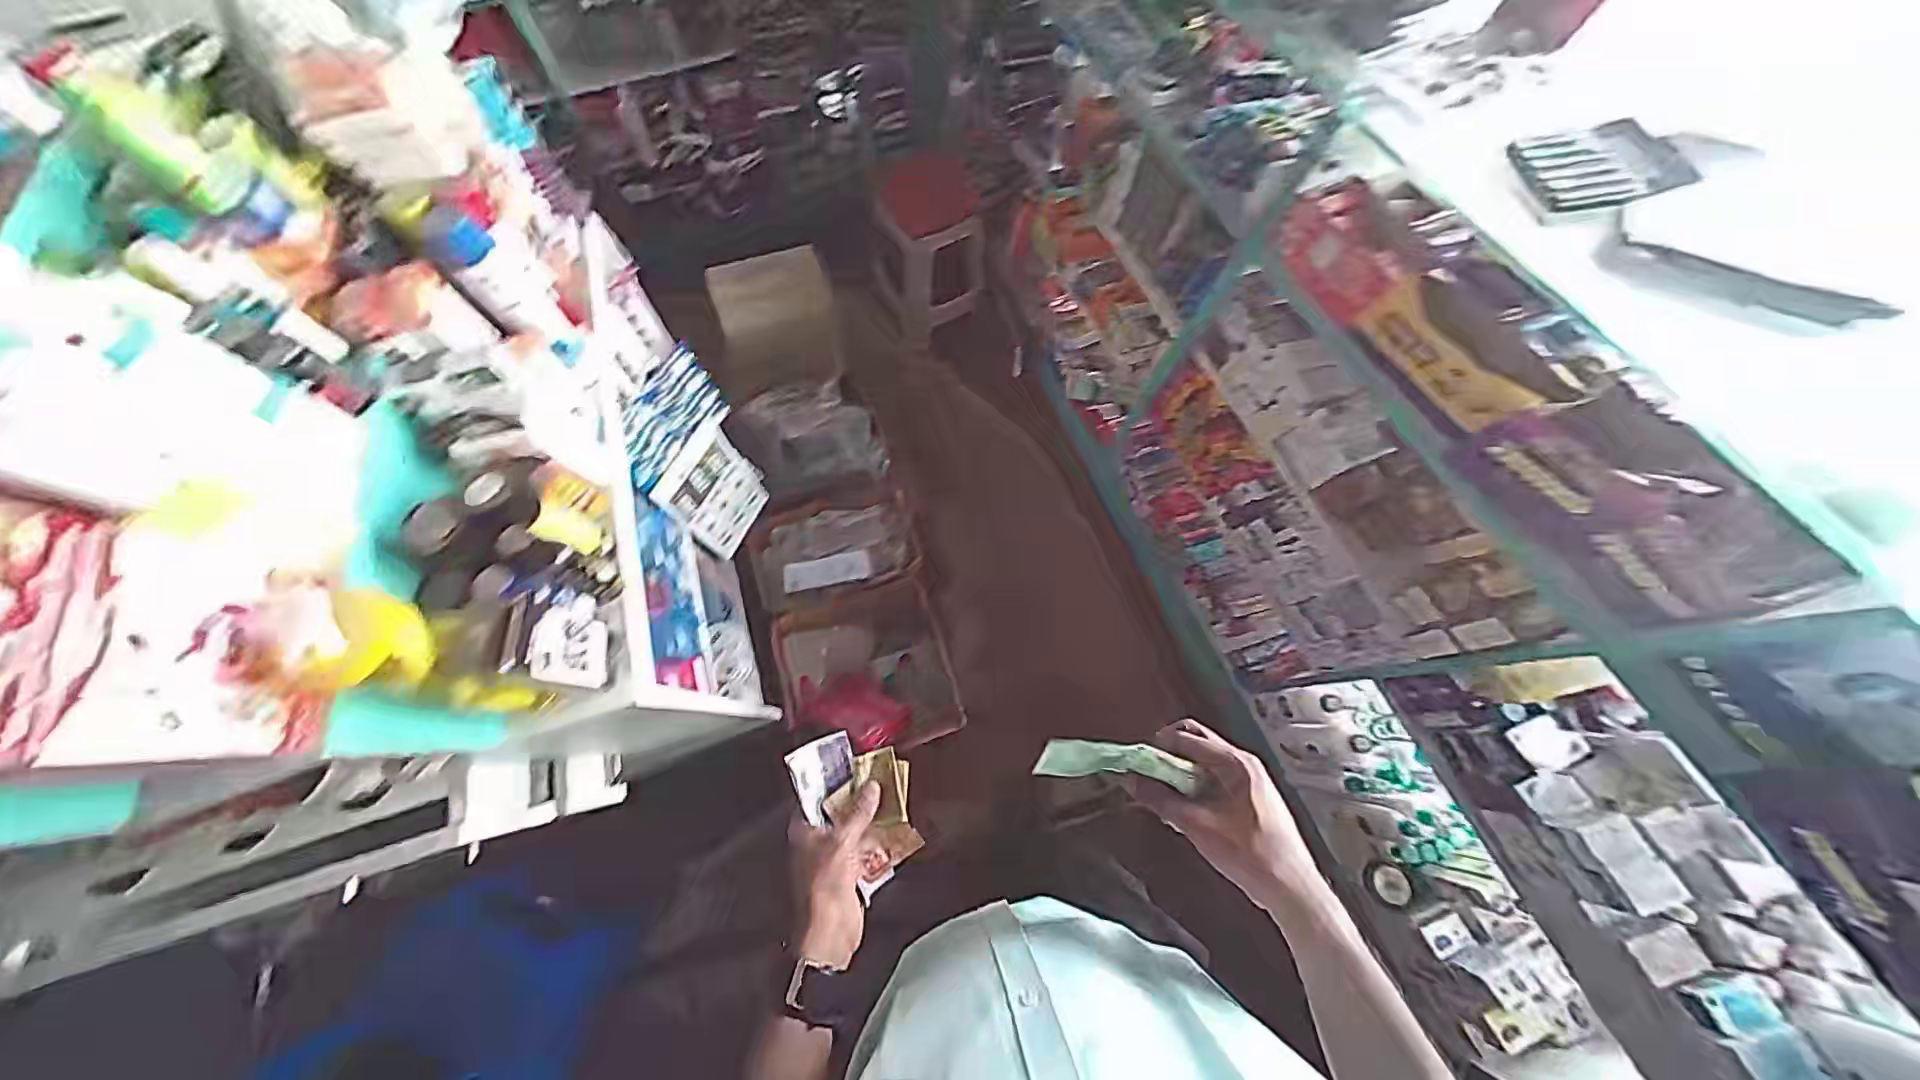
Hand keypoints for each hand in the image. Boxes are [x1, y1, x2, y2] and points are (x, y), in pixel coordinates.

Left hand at [789, 779, 880, 969]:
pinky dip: (875, 839)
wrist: (829, 933)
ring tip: (889, 798)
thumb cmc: (823, 886)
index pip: (814, 794)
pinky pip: (862, 848)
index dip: (831, 778)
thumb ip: (857, 812)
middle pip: (836, 810)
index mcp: (803, 829)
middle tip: (876, 778)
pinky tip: (892, 829)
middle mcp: (814, 840)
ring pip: (851, 828)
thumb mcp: (842, 841)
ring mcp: (831, 856)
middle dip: (856, 797)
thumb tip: (871, 787)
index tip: (851, 764)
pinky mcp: (847, 871)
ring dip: (868, 817)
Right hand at [1124, 718, 1323, 912]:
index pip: (1186, 737)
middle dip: (1168, 754)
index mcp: (1235, 763)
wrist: (1293, 890)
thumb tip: (1131, 781)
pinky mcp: (1251, 796)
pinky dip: (1195, 785)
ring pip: (1205, 760)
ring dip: (1180, 772)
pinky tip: (1187, 810)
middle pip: (1196, 741)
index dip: (1156, 747)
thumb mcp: (1197, 827)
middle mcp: (1244, 763)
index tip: (1136, 762)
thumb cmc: (1252, 856)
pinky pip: (1215, 777)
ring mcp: (1250, 778)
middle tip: (1148, 774)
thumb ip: (1160, 800)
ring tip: (1165, 796)